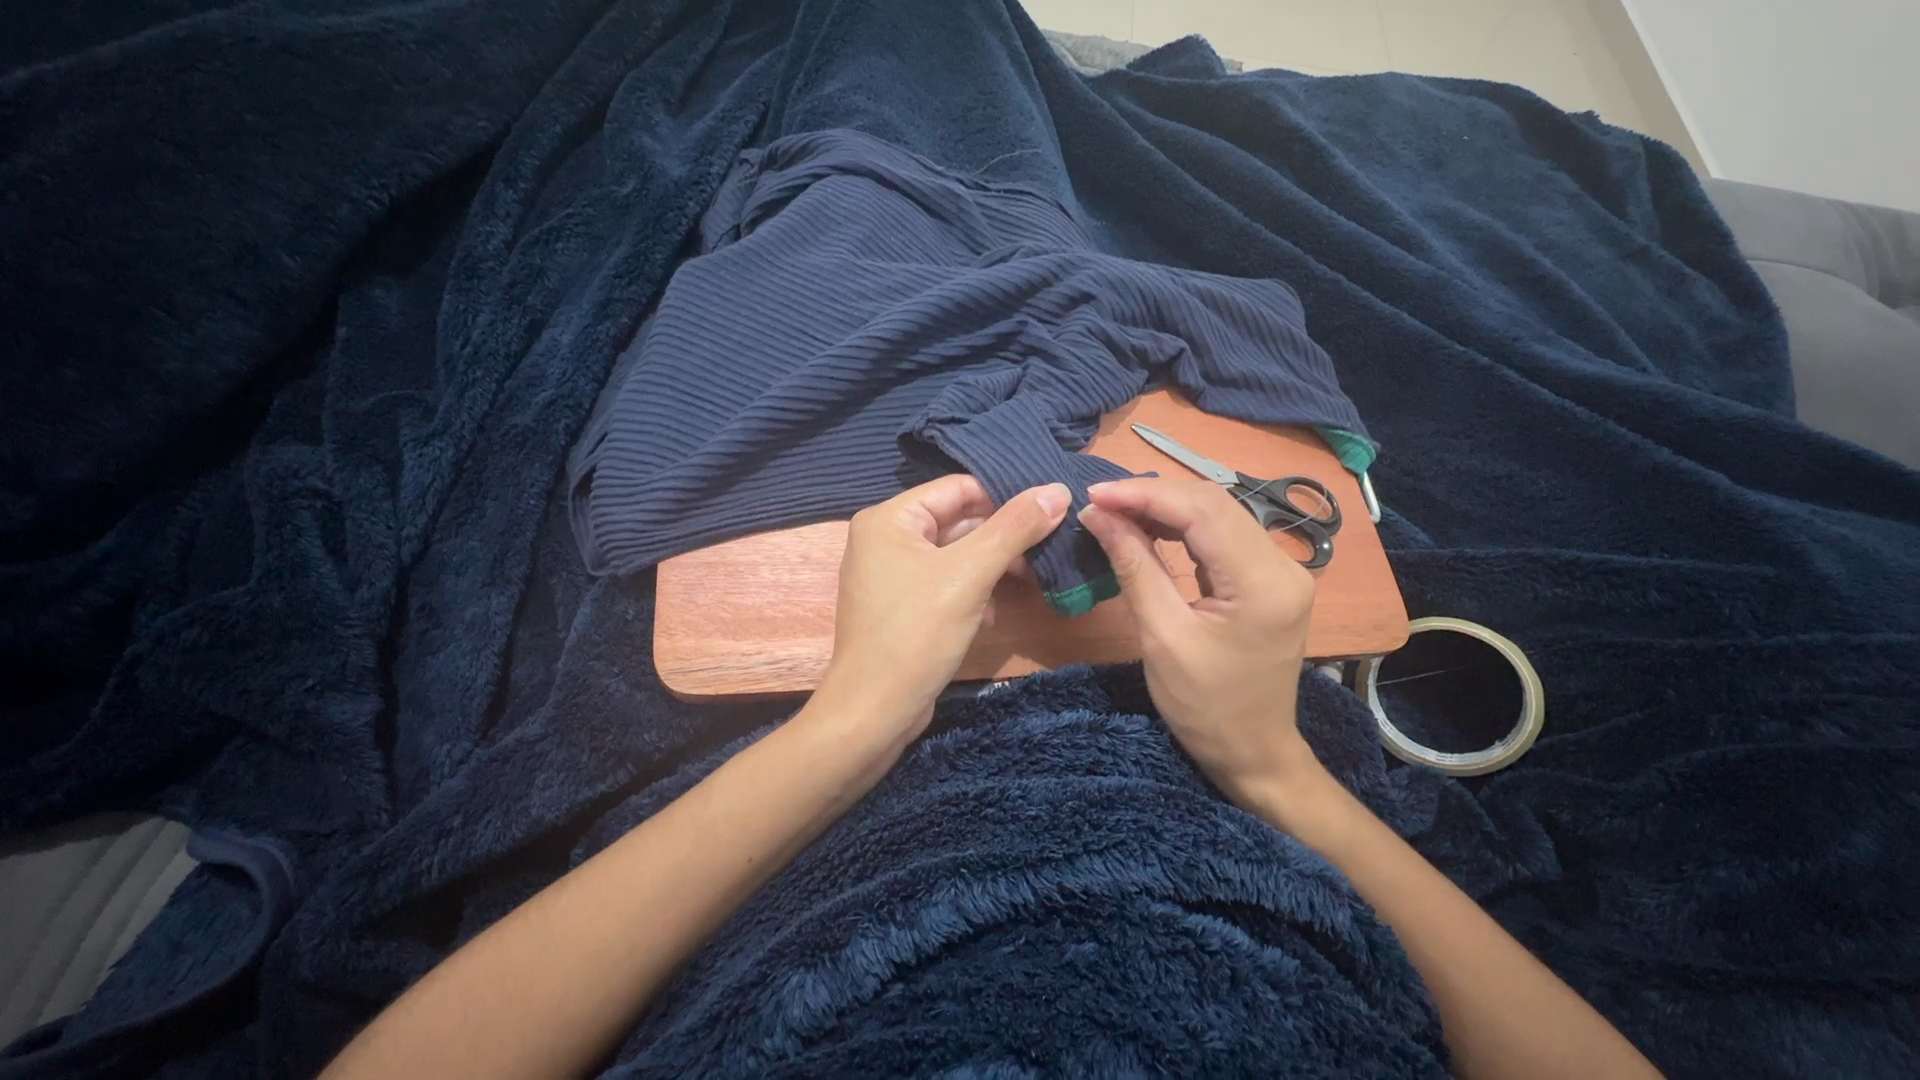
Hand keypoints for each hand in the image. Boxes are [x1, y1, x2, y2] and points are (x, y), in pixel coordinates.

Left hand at [815, 474, 1070, 748]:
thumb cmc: (916, 633)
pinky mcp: (901, 607)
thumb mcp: (971, 574)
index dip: (1004, 497)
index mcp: (889, 519)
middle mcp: (884, 539)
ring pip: (955, 555)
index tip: (1050, 511)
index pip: (958, 488)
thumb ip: (1015, 528)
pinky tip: (993, 614)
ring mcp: (890, 575)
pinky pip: (944, 584)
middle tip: (1049, 548)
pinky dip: (972, 592)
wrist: (873, 712)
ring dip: (992, 566)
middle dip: (1002, 536)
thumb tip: (1057, 488)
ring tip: (1032, 577)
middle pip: (957, 520)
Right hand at [1077, 477, 1325, 811]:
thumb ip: (1134, 566)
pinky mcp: (1269, 579)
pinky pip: (1223, 537)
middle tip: (1098, 503)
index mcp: (1264, 582)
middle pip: (1214, 505)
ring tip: (1115, 512)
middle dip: (1152, 496)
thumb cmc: (1205, 707)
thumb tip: (1098, 515)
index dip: (1145, 495)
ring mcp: (1281, 571)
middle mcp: (1283, 565)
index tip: (1093, 494)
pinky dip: (1182, 528)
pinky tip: (1148, 529)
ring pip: (1218, 516)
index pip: (1202, 512)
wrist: (1252, 752)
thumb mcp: (1162, 636)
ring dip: (1165, 508)